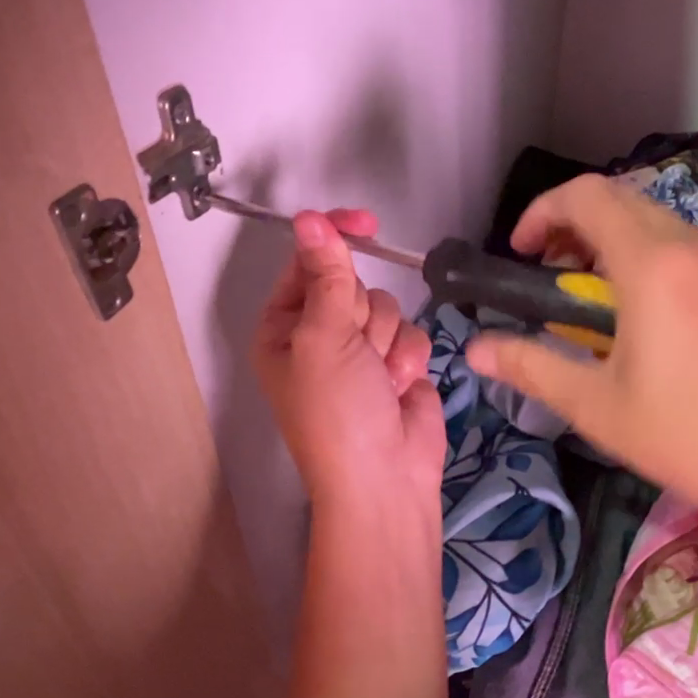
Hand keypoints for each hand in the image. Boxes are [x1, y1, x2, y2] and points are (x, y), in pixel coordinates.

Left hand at [254, 209, 444, 512]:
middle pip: (355, 284)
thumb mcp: (323, 339)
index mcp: (283, 328)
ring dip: (389, 344)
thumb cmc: (337, 412)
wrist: (385, 479)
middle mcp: (321, 336)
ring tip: (380, 380)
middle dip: (365, 316)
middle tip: (358, 351)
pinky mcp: (401, 367)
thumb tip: (311, 218)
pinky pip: (414, 336)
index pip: (307, 263)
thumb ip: (327, 276)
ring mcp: (363, 353)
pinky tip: (401, 390)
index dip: (333, 240)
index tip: (364, 222)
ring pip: (390, 309)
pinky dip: (411, 361)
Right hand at [465, 176, 697, 530]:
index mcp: (652, 264)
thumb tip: (476, 350)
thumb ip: (531, 367)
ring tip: (584, 300)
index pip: (586, 196)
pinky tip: (634, 314)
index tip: (519, 254)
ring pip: (652, 221)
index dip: (542, 212)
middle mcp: (691, 246)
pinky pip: (680, 247)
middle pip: (619, 200)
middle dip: (571, 226)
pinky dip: (642, 258)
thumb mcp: (596, 405)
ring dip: (607, 242)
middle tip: (545, 278)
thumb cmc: (684, 435)